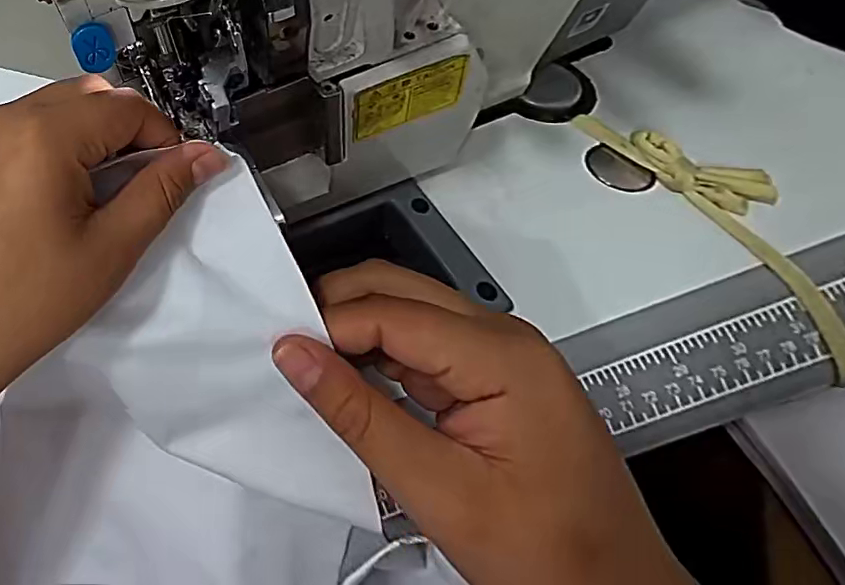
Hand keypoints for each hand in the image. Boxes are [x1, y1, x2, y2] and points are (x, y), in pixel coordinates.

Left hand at [0, 75, 227, 416]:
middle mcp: (6, 118)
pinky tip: (50, 200)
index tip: (173, 177)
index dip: (163, 136)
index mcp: (44, 131)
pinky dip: (52, 144)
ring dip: (89, 135)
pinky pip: (21, 128)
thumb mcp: (108, 249)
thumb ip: (161, 191)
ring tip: (94, 197)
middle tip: (135, 187)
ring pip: (54, 107)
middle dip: (126, 129)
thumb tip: (203, 154)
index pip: (126, 106)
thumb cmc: (24, 302)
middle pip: (89, 96)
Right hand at [271, 261, 688, 584]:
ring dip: (351, 330)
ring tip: (318, 370)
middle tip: (294, 349)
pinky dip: (373, 351)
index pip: (388, 311)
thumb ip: (358, 414)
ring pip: (397, 305)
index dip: (327, 325)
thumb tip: (297, 354)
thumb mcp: (440, 492)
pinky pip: (413, 336)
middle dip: (334, 309)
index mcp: (504, 356)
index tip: (286, 351)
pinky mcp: (485, 368)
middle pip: (392, 287)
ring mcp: (496, 350)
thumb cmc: (559, 559)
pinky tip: (353, 383)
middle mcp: (502, 337)